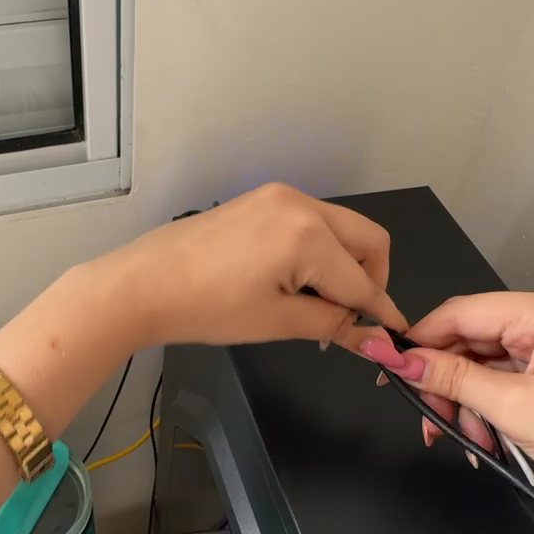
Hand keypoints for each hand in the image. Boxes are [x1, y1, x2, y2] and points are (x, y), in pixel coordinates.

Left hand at [89, 183, 407, 348]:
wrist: (142, 285)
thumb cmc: (206, 308)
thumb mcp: (277, 322)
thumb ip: (333, 324)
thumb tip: (373, 337)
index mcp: (309, 235)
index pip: (363, 280)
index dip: (380, 312)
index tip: (391, 335)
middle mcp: (301, 204)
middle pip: (367, 239)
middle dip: (371, 280)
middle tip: (351, 319)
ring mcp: (279, 196)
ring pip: (340, 229)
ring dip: (344, 265)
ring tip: (317, 305)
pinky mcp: (260, 200)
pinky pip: (310, 223)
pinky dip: (318, 251)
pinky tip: (295, 281)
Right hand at [377, 290, 533, 516]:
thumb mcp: (512, 409)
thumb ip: (450, 378)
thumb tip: (401, 360)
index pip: (465, 312)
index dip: (420, 341)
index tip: (390, 368)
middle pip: (478, 338)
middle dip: (449, 382)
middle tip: (431, 420)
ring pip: (495, 360)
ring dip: (472, 399)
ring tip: (470, 440)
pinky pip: (518, 374)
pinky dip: (497, 402)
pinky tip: (490, 433)